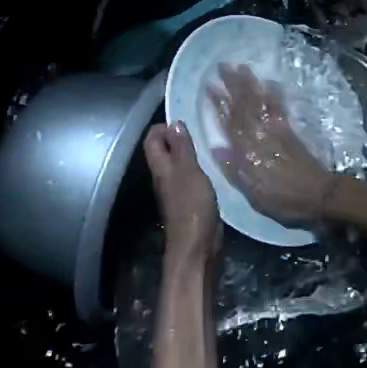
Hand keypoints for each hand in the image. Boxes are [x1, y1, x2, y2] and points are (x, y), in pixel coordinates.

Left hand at [142, 122, 220, 264]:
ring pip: (178, 163)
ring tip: (210, 144)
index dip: (163, 127)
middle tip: (201, 130)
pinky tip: (214, 166)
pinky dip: (199, 168)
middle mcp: (164, 177)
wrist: (197, 245)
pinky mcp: (189, 200)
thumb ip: (182, 148)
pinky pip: (190, 177)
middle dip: (178, 137)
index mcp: (160, 168)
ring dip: (190, 152)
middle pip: (163, 150)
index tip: (185, 122)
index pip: (152, 140)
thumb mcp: (189, 172)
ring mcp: (176, 189)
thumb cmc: (192, 206)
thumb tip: (174, 123)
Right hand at [208, 63, 336, 224]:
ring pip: (261, 102)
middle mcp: (261, 135)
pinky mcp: (291, 131)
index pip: (229, 121)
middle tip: (223, 66)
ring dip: (251, 84)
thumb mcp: (253, 193)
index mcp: (248, 151)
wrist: (319, 196)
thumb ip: (234, 170)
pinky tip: (270, 83)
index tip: (209, 86)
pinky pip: (280, 108)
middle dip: (233, 84)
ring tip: (242, 67)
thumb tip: (216, 148)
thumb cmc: (283, 199)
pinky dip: (274, 94)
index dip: (219, 103)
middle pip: (245, 105)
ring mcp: (278, 131)